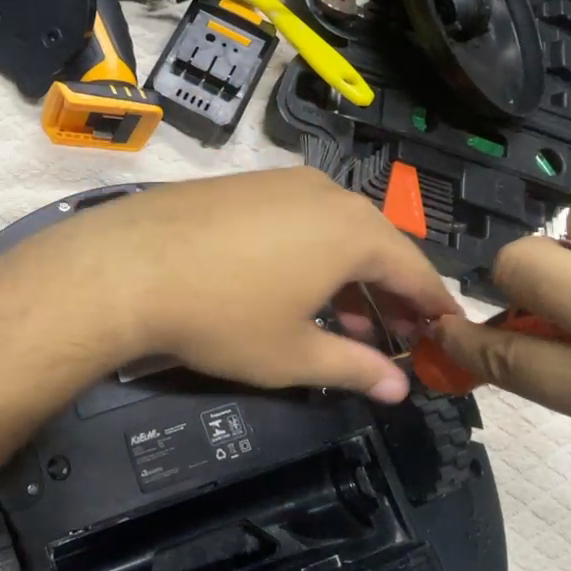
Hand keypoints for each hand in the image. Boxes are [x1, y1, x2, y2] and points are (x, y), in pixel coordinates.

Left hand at [5, 167, 460, 400]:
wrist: (125, 267)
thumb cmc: (220, 316)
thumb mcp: (292, 356)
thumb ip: (354, 370)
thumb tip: (399, 388)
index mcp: (352, 230)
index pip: (414, 270)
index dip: (432, 307)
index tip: (445, 334)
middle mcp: (323, 194)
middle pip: (374, 244)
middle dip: (385, 293)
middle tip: (390, 337)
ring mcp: (276, 182)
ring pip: (330, 229)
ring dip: (343, 275)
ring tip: (337, 324)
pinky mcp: (238, 183)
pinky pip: (291, 217)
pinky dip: (305, 252)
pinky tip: (286, 286)